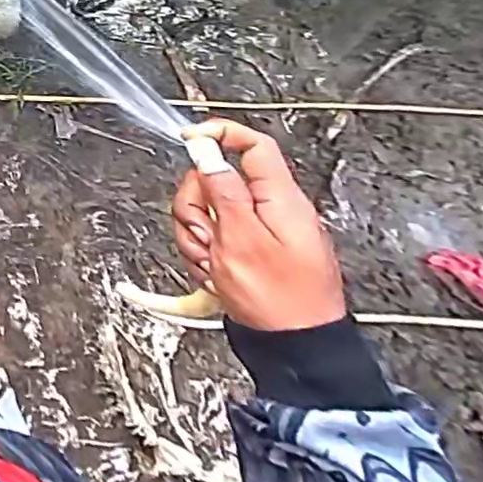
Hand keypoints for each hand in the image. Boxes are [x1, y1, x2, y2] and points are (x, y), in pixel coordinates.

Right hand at [171, 119, 345, 331]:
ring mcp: (259, 228)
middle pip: (215, 178)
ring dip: (196, 231)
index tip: (187, 138)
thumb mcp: (241, 239)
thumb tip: (206, 149)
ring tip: (211, 258)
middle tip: (206, 232)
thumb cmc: (276, 300)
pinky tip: (213, 268)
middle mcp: (271, 209)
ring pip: (206, 206)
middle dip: (195, 202)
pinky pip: (210, 231)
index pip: (253, 144)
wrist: (295, 348)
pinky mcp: (247, 244)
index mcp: (279, 200)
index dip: (219, 133)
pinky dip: (202, 247)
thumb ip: (223, 189)